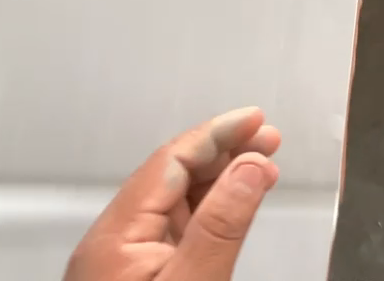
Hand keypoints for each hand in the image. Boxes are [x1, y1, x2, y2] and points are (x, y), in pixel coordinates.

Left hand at [66, 107, 282, 280]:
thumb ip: (220, 226)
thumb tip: (253, 162)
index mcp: (112, 239)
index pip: (169, 161)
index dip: (216, 133)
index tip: (259, 119)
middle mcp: (110, 243)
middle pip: (171, 175)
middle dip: (224, 151)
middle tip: (272, 141)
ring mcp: (121, 263)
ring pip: (176, 198)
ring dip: (223, 176)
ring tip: (265, 168)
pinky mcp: (137, 278)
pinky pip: (177, 224)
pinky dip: (213, 206)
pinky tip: (238, 203)